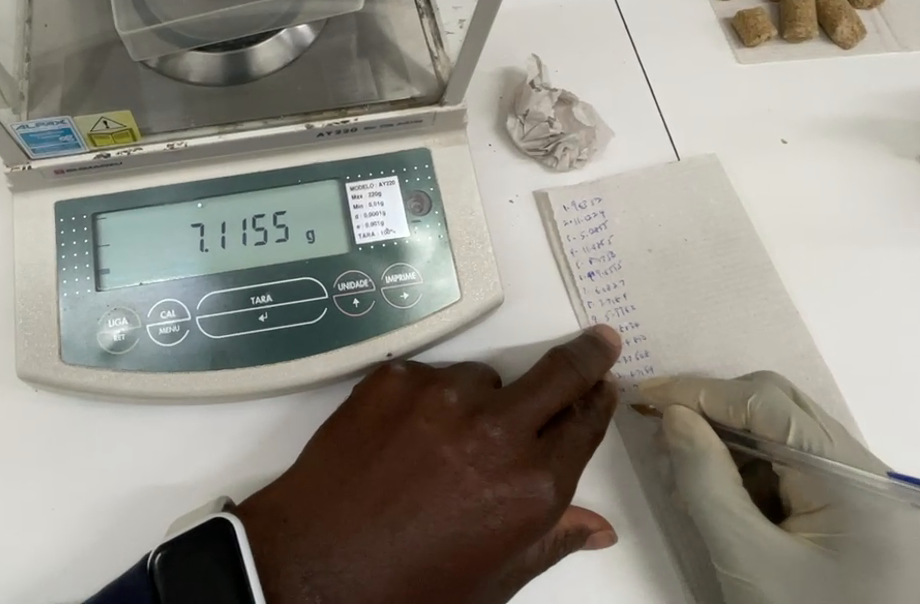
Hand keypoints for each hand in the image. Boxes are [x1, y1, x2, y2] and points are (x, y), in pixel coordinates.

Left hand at [235, 327, 623, 603]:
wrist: (315, 564)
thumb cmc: (410, 585)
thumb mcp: (493, 579)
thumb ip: (549, 539)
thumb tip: (598, 526)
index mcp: (529, 486)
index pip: (582, 426)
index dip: (597, 402)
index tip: (604, 382)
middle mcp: (493, 429)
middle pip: (555, 376)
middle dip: (583, 357)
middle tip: (598, 339)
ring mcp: (439, 393)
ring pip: (483, 376)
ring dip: (482, 397)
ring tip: (447, 440)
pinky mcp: (394, 376)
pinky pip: (429, 375)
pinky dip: (429, 395)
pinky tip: (407, 433)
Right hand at [637, 372, 919, 603]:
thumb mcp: (746, 558)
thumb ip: (704, 477)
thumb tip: (674, 413)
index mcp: (856, 480)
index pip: (764, 401)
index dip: (699, 390)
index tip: (644, 395)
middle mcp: (874, 478)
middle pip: (780, 409)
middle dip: (717, 414)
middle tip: (667, 435)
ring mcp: (875, 503)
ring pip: (788, 438)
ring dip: (734, 447)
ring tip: (692, 482)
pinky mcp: (867, 526)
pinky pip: (802, 473)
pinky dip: (758, 475)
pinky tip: (730, 505)